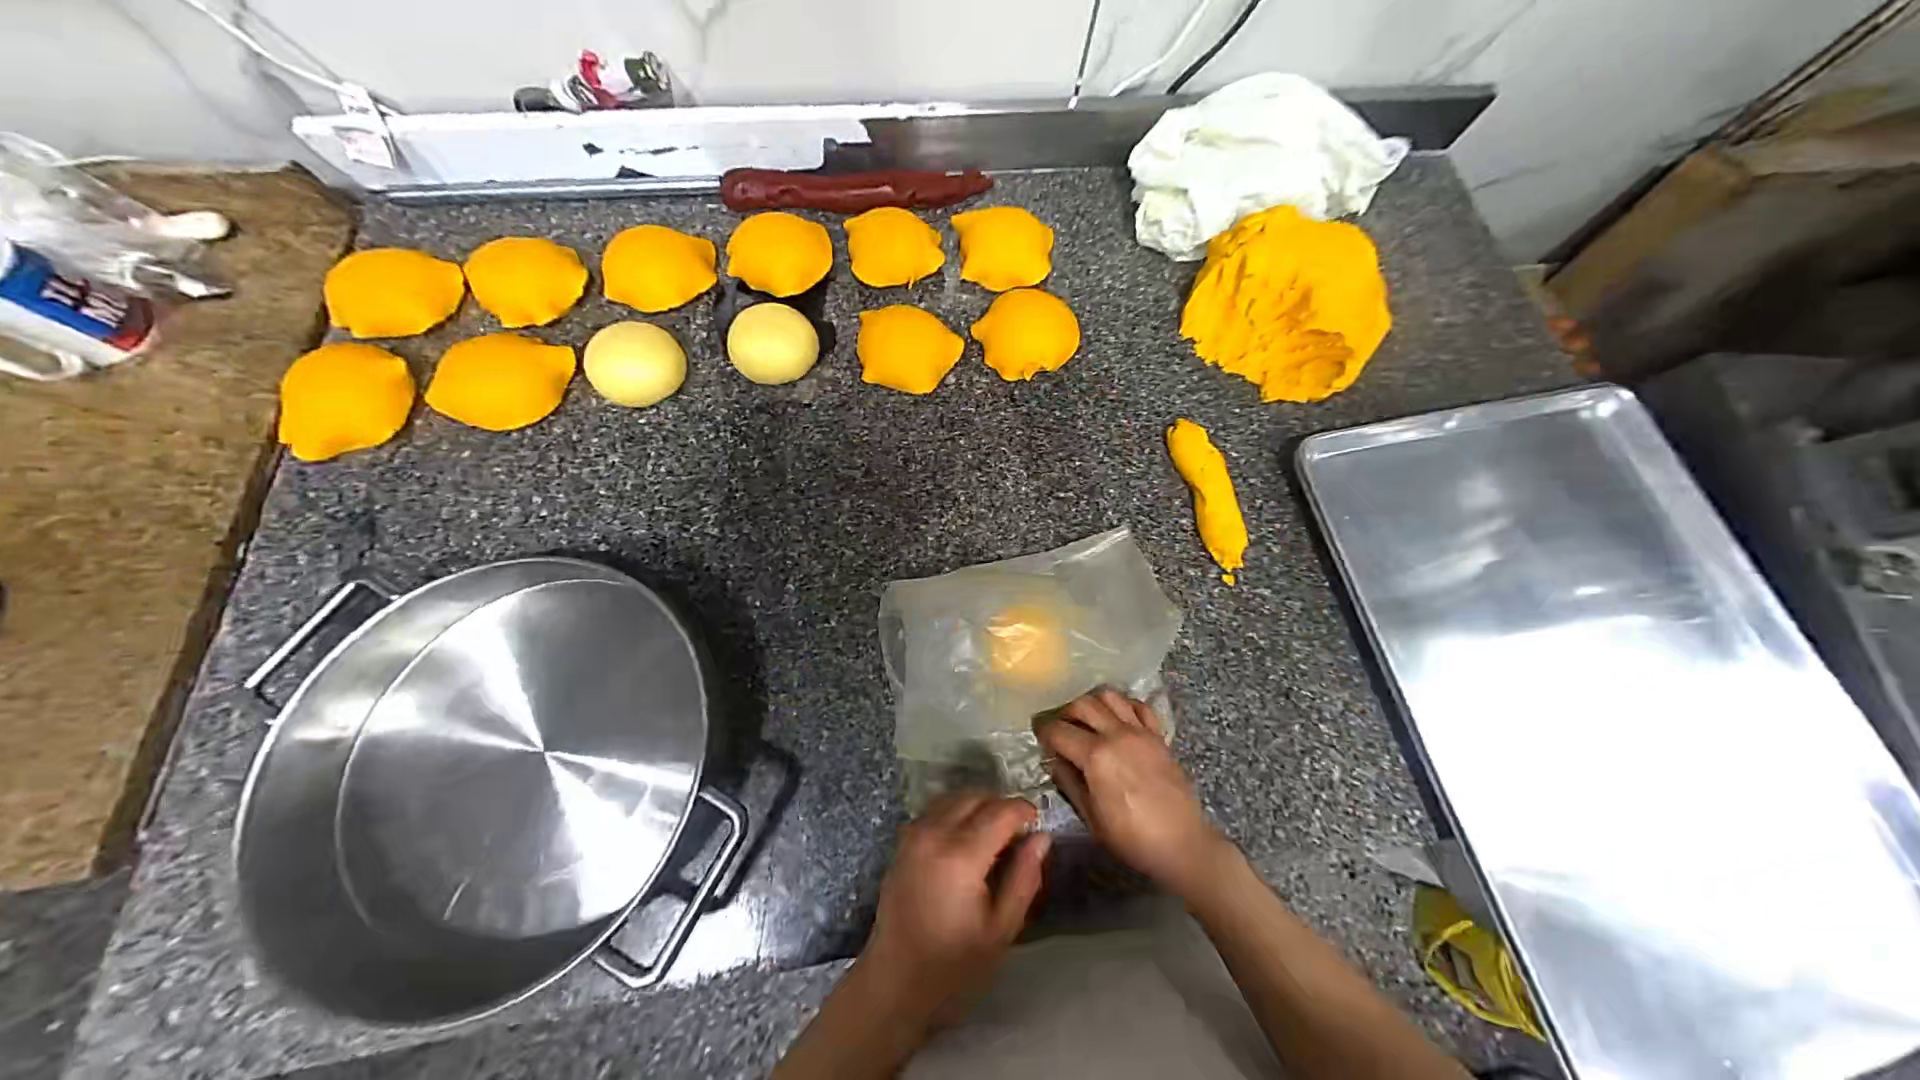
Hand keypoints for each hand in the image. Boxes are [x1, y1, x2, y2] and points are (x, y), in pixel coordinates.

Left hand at [857, 794, 1049, 1026]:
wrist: (896, 980)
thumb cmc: (954, 964)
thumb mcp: (1002, 929)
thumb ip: (1025, 878)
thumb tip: (1042, 838)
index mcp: (961, 855)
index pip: (1001, 812)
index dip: (1025, 811)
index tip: (1038, 823)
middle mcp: (934, 834)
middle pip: (976, 797)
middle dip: (1002, 806)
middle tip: (1019, 832)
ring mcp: (914, 834)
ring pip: (954, 798)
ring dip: (978, 805)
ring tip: (995, 834)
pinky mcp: (902, 842)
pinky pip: (935, 810)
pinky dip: (956, 812)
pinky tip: (966, 839)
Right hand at [1036, 689, 1230, 898]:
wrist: (1181, 844)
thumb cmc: (1131, 838)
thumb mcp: (1090, 816)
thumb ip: (1068, 781)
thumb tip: (1054, 760)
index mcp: (1096, 756)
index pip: (1059, 731)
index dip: (1043, 732)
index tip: (1039, 737)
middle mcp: (1117, 735)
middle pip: (1083, 705)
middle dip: (1064, 713)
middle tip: (1060, 728)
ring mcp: (1141, 732)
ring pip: (1110, 697)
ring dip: (1093, 703)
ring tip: (1087, 720)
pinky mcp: (1159, 737)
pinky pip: (1139, 707)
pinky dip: (1125, 706)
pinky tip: (1118, 720)